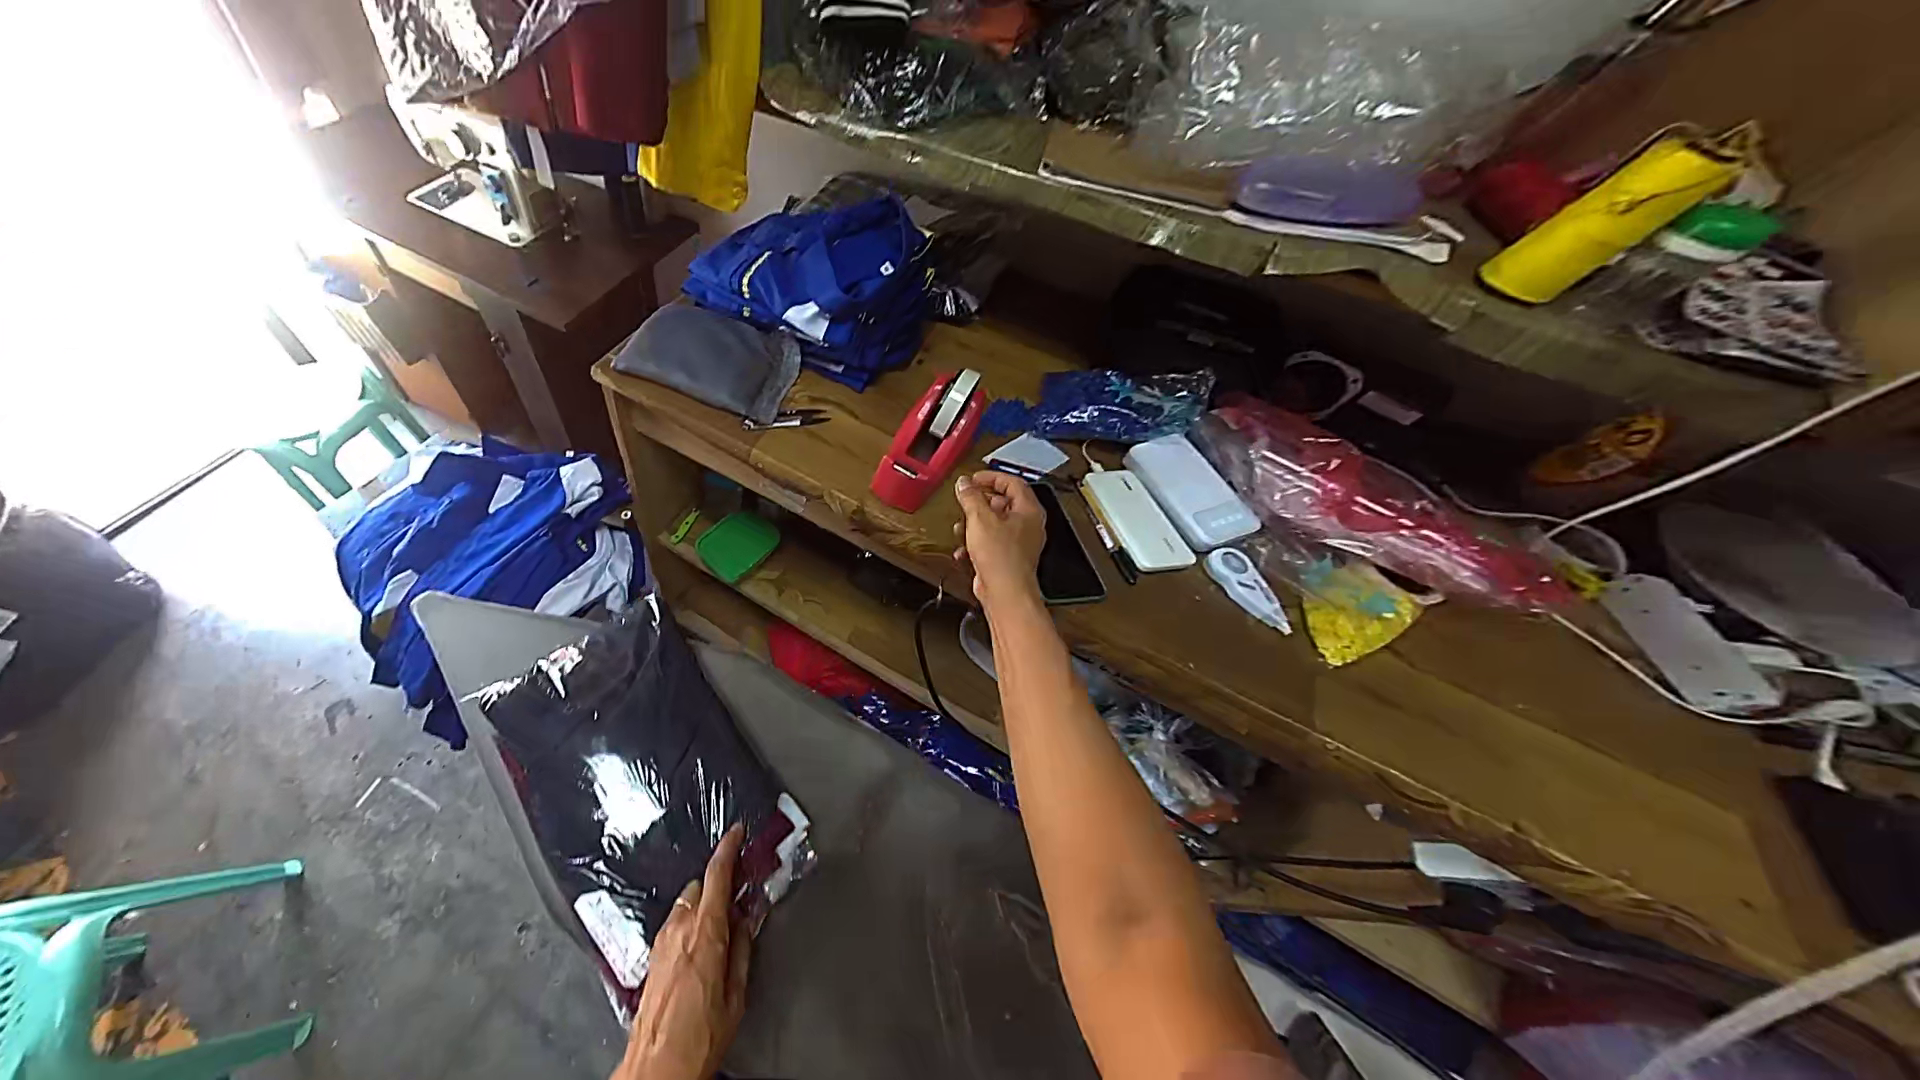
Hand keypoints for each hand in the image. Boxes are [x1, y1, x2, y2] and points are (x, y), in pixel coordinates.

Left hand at [613, 824, 751, 1079]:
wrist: (655, 1071)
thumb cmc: (698, 1038)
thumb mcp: (737, 993)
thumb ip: (743, 948)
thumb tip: (748, 920)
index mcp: (705, 934)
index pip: (716, 875)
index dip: (728, 848)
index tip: (736, 832)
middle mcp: (679, 932)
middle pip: (699, 885)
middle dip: (719, 884)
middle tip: (738, 894)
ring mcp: (661, 944)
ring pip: (685, 903)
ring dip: (703, 904)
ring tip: (721, 924)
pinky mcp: (651, 959)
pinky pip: (674, 924)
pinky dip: (690, 921)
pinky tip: (701, 943)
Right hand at [952, 471, 1046, 610]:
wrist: (1005, 593)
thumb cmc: (1003, 559)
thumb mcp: (980, 519)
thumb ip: (971, 497)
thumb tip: (964, 484)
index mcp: (1029, 511)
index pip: (1013, 483)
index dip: (991, 477)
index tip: (974, 479)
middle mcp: (1028, 526)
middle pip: (1005, 503)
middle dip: (982, 501)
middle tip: (967, 498)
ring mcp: (1019, 544)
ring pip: (996, 525)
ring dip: (976, 523)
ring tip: (963, 525)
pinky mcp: (1008, 559)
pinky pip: (991, 544)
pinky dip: (976, 543)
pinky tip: (965, 550)